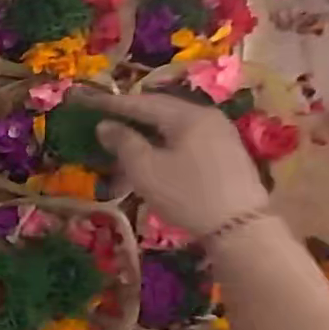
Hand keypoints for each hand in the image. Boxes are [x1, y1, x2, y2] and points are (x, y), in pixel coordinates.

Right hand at [84, 91, 269, 236]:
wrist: (240, 228)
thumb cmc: (187, 195)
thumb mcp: (145, 170)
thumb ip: (123, 142)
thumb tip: (105, 125)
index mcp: (186, 115)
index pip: (141, 102)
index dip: (112, 103)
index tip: (88, 101)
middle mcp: (206, 116)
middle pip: (162, 107)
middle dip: (132, 111)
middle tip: (106, 113)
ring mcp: (221, 133)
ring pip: (175, 121)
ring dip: (149, 125)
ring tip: (128, 131)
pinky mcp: (227, 151)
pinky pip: (188, 135)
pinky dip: (165, 137)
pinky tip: (156, 148)